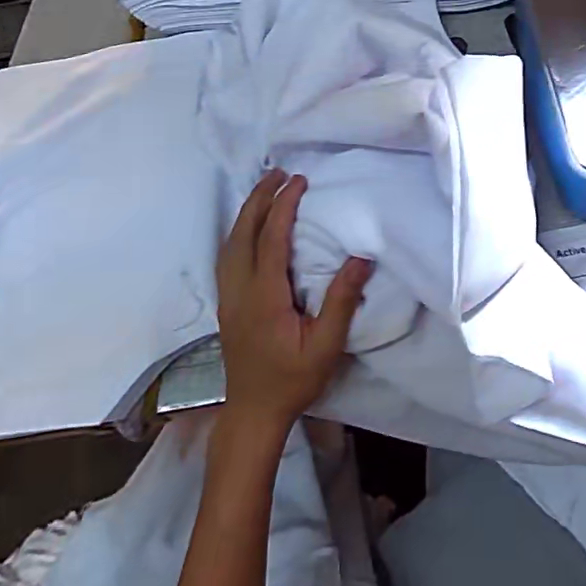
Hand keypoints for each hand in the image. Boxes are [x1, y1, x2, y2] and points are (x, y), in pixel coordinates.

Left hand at [216, 170, 371, 431]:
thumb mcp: (326, 347)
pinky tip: (248, 227)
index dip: (284, 205)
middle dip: (260, 197)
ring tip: (265, 190)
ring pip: (230, 240)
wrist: (252, 412)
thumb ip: (341, 302)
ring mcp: (228, 294)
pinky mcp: (225, 301)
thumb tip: (359, 258)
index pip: (272, 237)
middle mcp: (240, 287)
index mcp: (264, 295)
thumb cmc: (293, 381)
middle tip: (279, 173)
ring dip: (247, 210)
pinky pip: (227, 253)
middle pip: (244, 230)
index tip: (299, 181)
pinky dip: (238, 229)